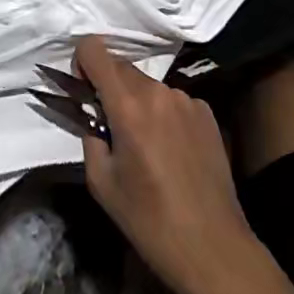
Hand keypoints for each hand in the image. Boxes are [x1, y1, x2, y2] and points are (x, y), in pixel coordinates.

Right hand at [75, 38, 293, 293]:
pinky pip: (173, 101)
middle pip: (122, 67)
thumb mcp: (102, 182)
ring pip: (149, 86)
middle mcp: (159, 91)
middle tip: (108, 125)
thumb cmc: (148, 219)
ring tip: (144, 144)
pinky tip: (171, 150)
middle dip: (108, 87)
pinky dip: (163, 114)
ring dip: (138, 102)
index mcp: (129, 106)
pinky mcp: (206, 112)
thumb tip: (93, 117)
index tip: (84, 92)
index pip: (95, 50)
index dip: (82, 63)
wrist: (211, 244)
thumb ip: (91, 137)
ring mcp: (187, 99)